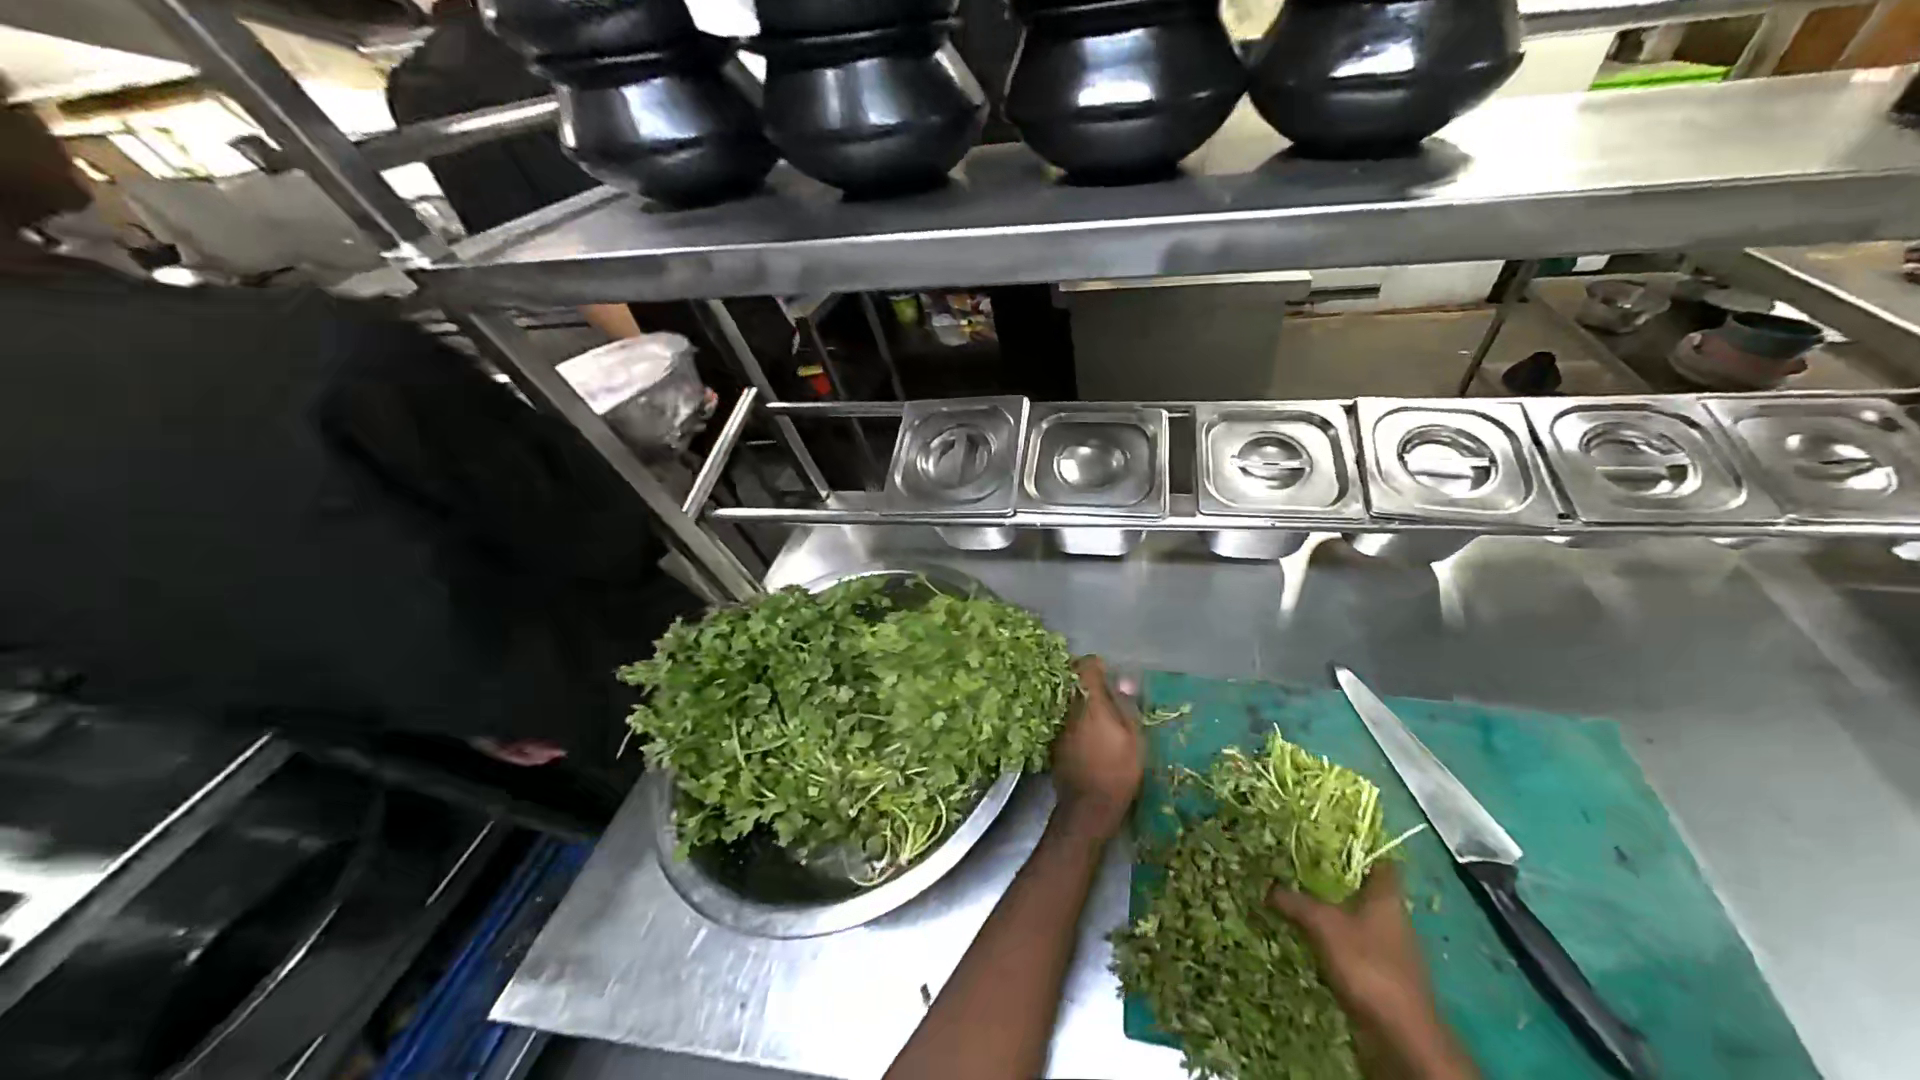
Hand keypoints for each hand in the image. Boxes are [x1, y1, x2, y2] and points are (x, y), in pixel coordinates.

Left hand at [1049, 656, 1143, 842]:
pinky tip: (1082, 725)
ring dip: (1074, 695)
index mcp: (1091, 702)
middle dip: (1082, 677)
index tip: (1107, 671)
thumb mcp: (1134, 738)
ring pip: (1063, 696)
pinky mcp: (1052, 739)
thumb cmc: (1118, 771)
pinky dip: (1069, 713)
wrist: (1088, 806)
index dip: (1096, 665)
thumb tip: (1124, 679)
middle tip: (1099, 684)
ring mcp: (1057, 723)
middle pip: (1070, 679)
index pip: (1086, 667)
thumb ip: (1127, 705)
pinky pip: (1060, 715)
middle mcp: (1069, 708)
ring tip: (1091, 703)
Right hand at [1268, 864, 1478, 1079]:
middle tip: (1300, 866)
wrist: (1399, 1033)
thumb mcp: (1321, 924)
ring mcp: (1390, 948)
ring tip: (1296, 899)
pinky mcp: (1381, 974)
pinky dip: (1334, 940)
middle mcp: (1393, 918)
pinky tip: (1308, 939)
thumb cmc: (1366, 964)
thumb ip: (1293, 901)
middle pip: (1366, 889)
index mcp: (1387, 897)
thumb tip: (1266, 887)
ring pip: (1358, 918)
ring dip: (1333, 911)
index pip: (1381, 861)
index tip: (1328, 840)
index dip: (1359, 849)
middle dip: (1336, 880)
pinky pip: (1354, 945)